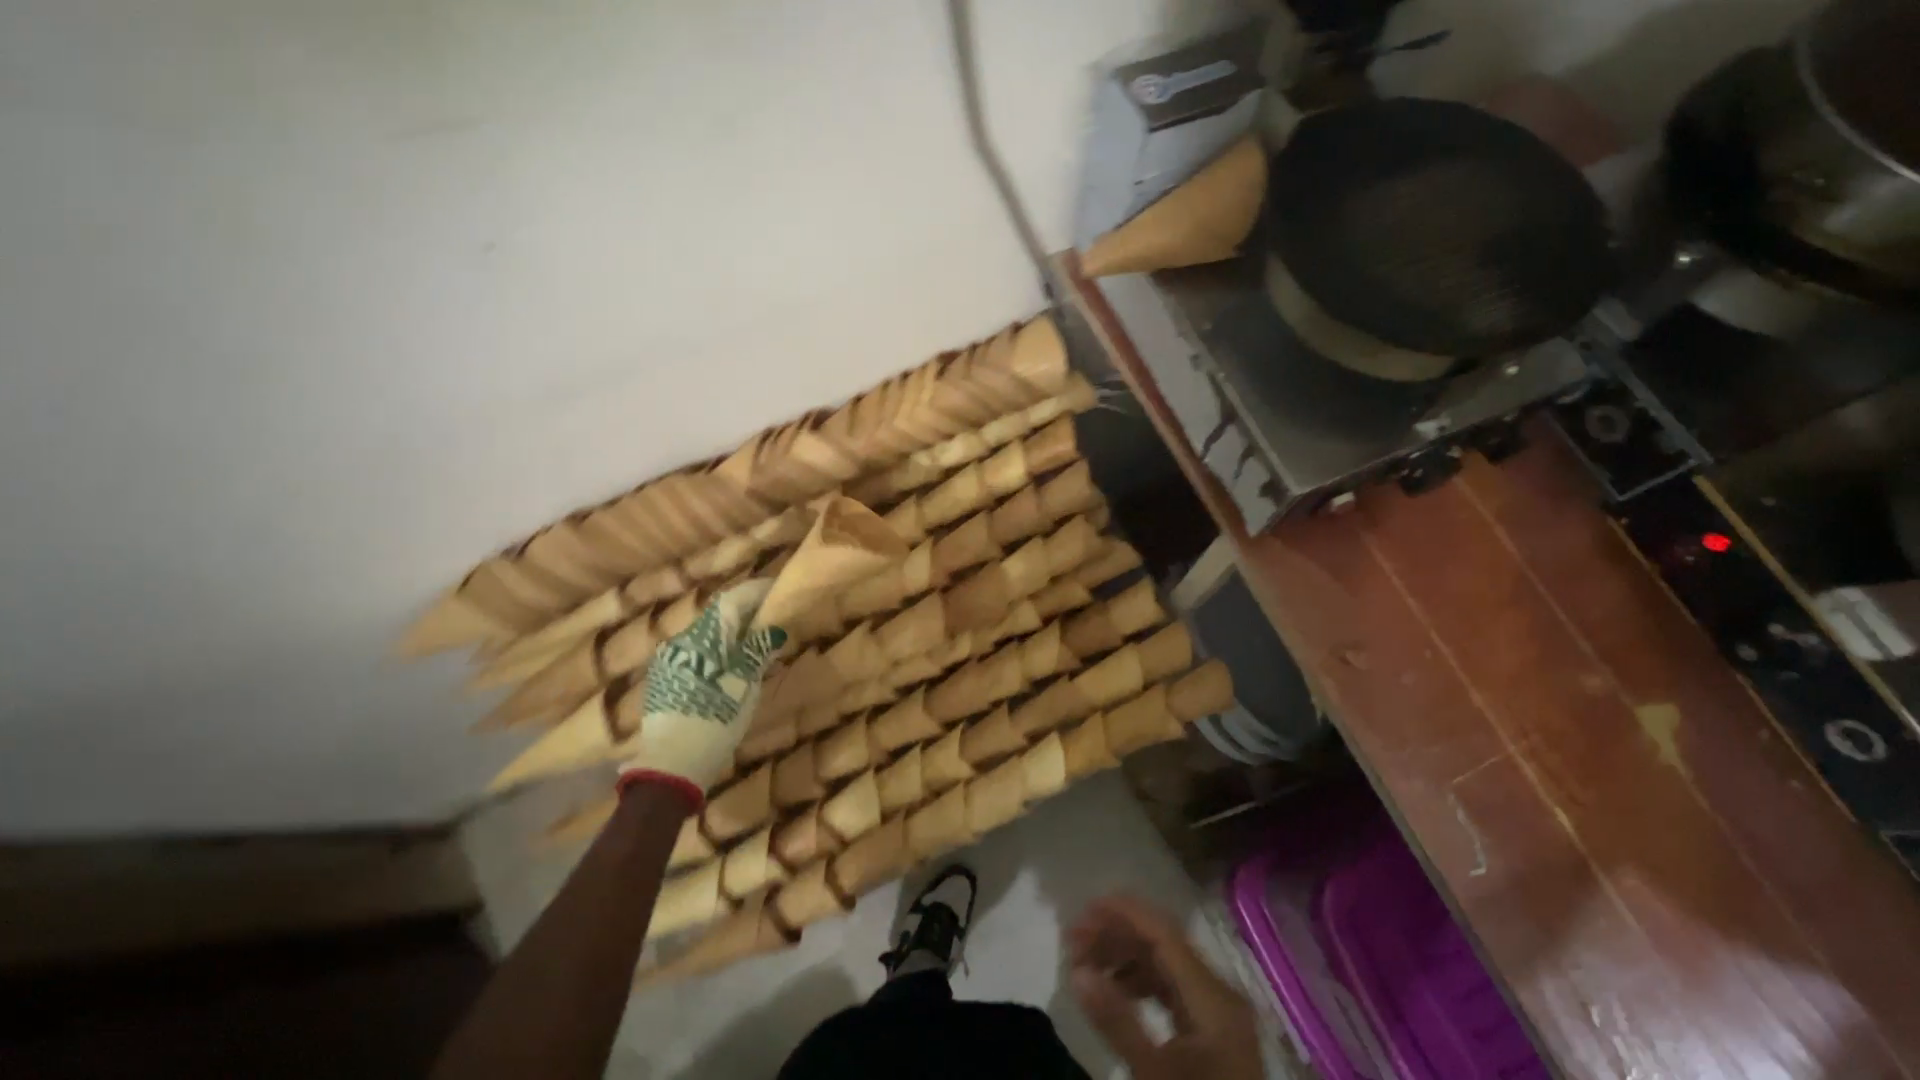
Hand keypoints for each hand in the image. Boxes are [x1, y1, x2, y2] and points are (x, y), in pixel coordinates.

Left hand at [614, 580, 786, 805]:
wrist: (671, 766)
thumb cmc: (715, 723)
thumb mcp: (745, 687)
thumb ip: (759, 652)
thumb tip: (773, 630)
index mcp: (702, 638)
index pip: (733, 600)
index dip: (757, 590)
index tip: (779, 590)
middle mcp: (680, 641)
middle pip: (718, 617)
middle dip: (747, 614)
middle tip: (774, 620)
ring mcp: (668, 660)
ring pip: (707, 636)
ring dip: (732, 636)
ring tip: (757, 646)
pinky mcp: (664, 679)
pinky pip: (696, 654)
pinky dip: (717, 653)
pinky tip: (732, 668)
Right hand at [1067, 896, 1262, 1079]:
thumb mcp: (1154, 1073)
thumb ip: (1116, 1020)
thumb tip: (1077, 970)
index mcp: (1214, 997)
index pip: (1165, 935)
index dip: (1125, 914)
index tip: (1084, 907)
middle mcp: (1220, 995)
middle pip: (1165, 946)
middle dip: (1118, 936)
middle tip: (1072, 941)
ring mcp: (1219, 1014)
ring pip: (1167, 967)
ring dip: (1126, 959)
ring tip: (1085, 965)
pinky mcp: (1212, 1033)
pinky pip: (1173, 990)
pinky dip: (1141, 983)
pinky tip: (1115, 991)